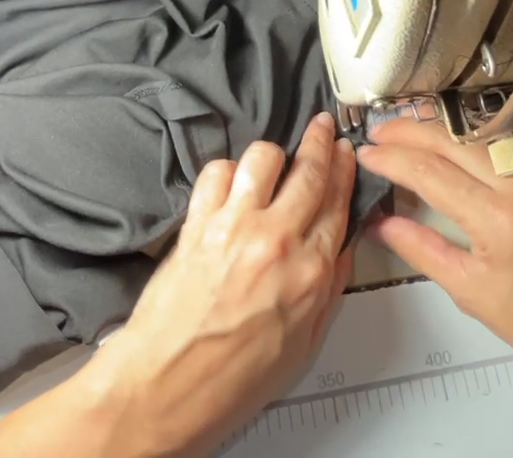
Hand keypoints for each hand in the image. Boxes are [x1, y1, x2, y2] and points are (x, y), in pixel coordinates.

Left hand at [79, 111, 357, 455]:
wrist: (165, 385)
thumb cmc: (229, 377)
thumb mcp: (303, 345)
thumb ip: (328, 289)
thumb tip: (340, 250)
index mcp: (309, 272)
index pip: (337, 202)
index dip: (345, 170)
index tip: (347, 153)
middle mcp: (277, 240)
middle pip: (309, 170)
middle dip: (320, 140)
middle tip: (322, 127)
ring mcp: (235, 226)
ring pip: (263, 157)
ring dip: (272, 154)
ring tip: (273, 161)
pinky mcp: (198, 222)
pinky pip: (216, 172)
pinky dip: (226, 170)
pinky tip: (230, 182)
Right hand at [356, 117, 512, 392]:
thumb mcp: (473, 295)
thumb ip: (422, 250)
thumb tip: (379, 222)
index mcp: (499, 221)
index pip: (429, 172)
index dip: (390, 159)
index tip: (364, 154)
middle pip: (451, 140)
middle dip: (408, 132)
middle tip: (378, 132)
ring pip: (482, 128)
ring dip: (440, 124)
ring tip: (409, 125)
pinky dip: (484, 124)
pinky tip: (463, 125)